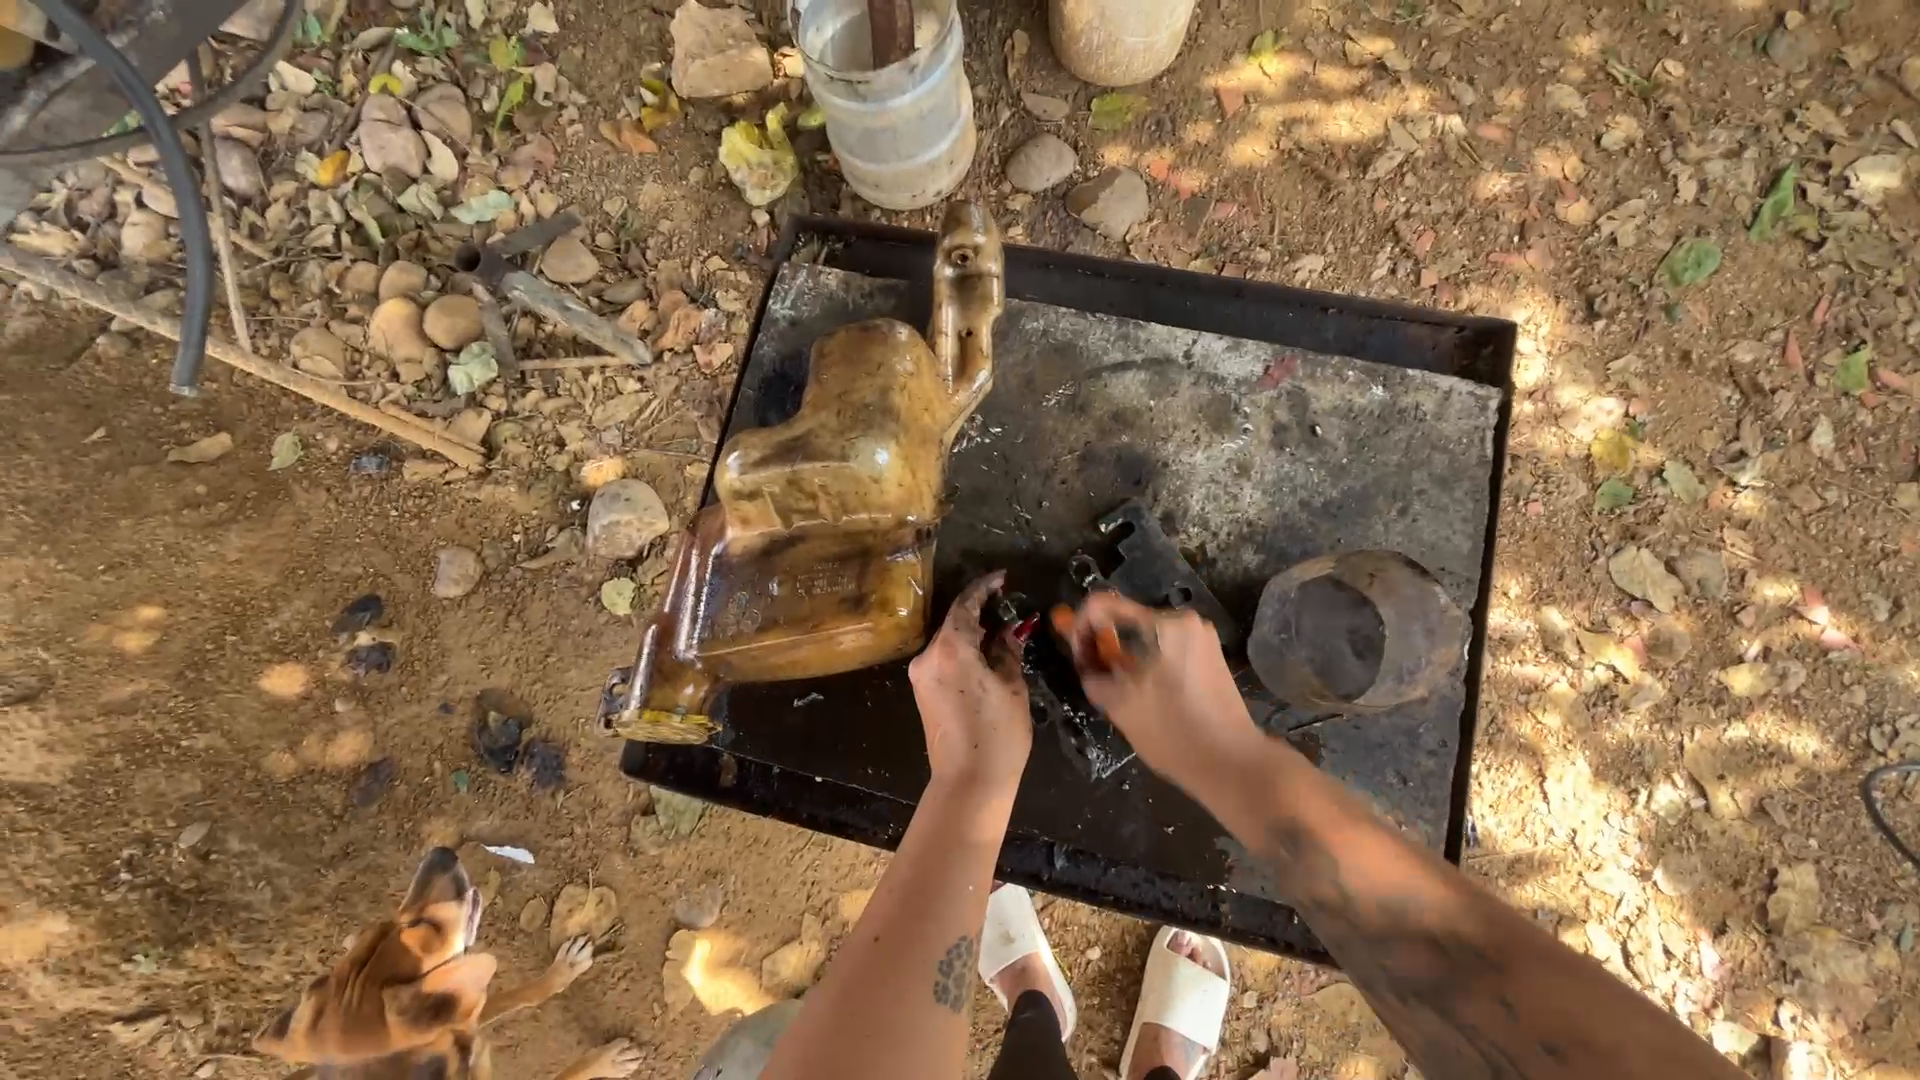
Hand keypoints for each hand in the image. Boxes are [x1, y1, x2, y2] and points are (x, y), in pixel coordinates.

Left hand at [908, 571, 1031, 794]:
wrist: (968, 782)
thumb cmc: (998, 734)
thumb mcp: (1012, 687)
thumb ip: (1007, 651)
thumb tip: (1009, 631)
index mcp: (950, 648)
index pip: (966, 605)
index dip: (984, 588)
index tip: (1002, 579)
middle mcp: (928, 656)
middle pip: (954, 623)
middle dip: (980, 614)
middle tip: (1008, 610)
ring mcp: (920, 675)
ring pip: (948, 642)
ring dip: (972, 635)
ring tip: (1001, 636)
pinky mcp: (922, 692)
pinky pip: (943, 660)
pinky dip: (963, 653)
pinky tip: (984, 658)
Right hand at [1062, 592, 1260, 788]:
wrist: (1231, 761)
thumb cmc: (1172, 731)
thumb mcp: (1118, 704)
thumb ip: (1093, 673)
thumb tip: (1088, 663)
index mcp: (1162, 625)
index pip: (1103, 605)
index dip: (1080, 626)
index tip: (1079, 656)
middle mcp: (1184, 621)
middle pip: (1127, 620)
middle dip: (1106, 645)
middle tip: (1097, 677)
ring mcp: (1201, 637)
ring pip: (1146, 636)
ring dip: (1127, 656)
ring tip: (1122, 691)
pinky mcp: (1211, 656)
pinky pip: (1167, 648)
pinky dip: (1150, 662)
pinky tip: (1148, 694)